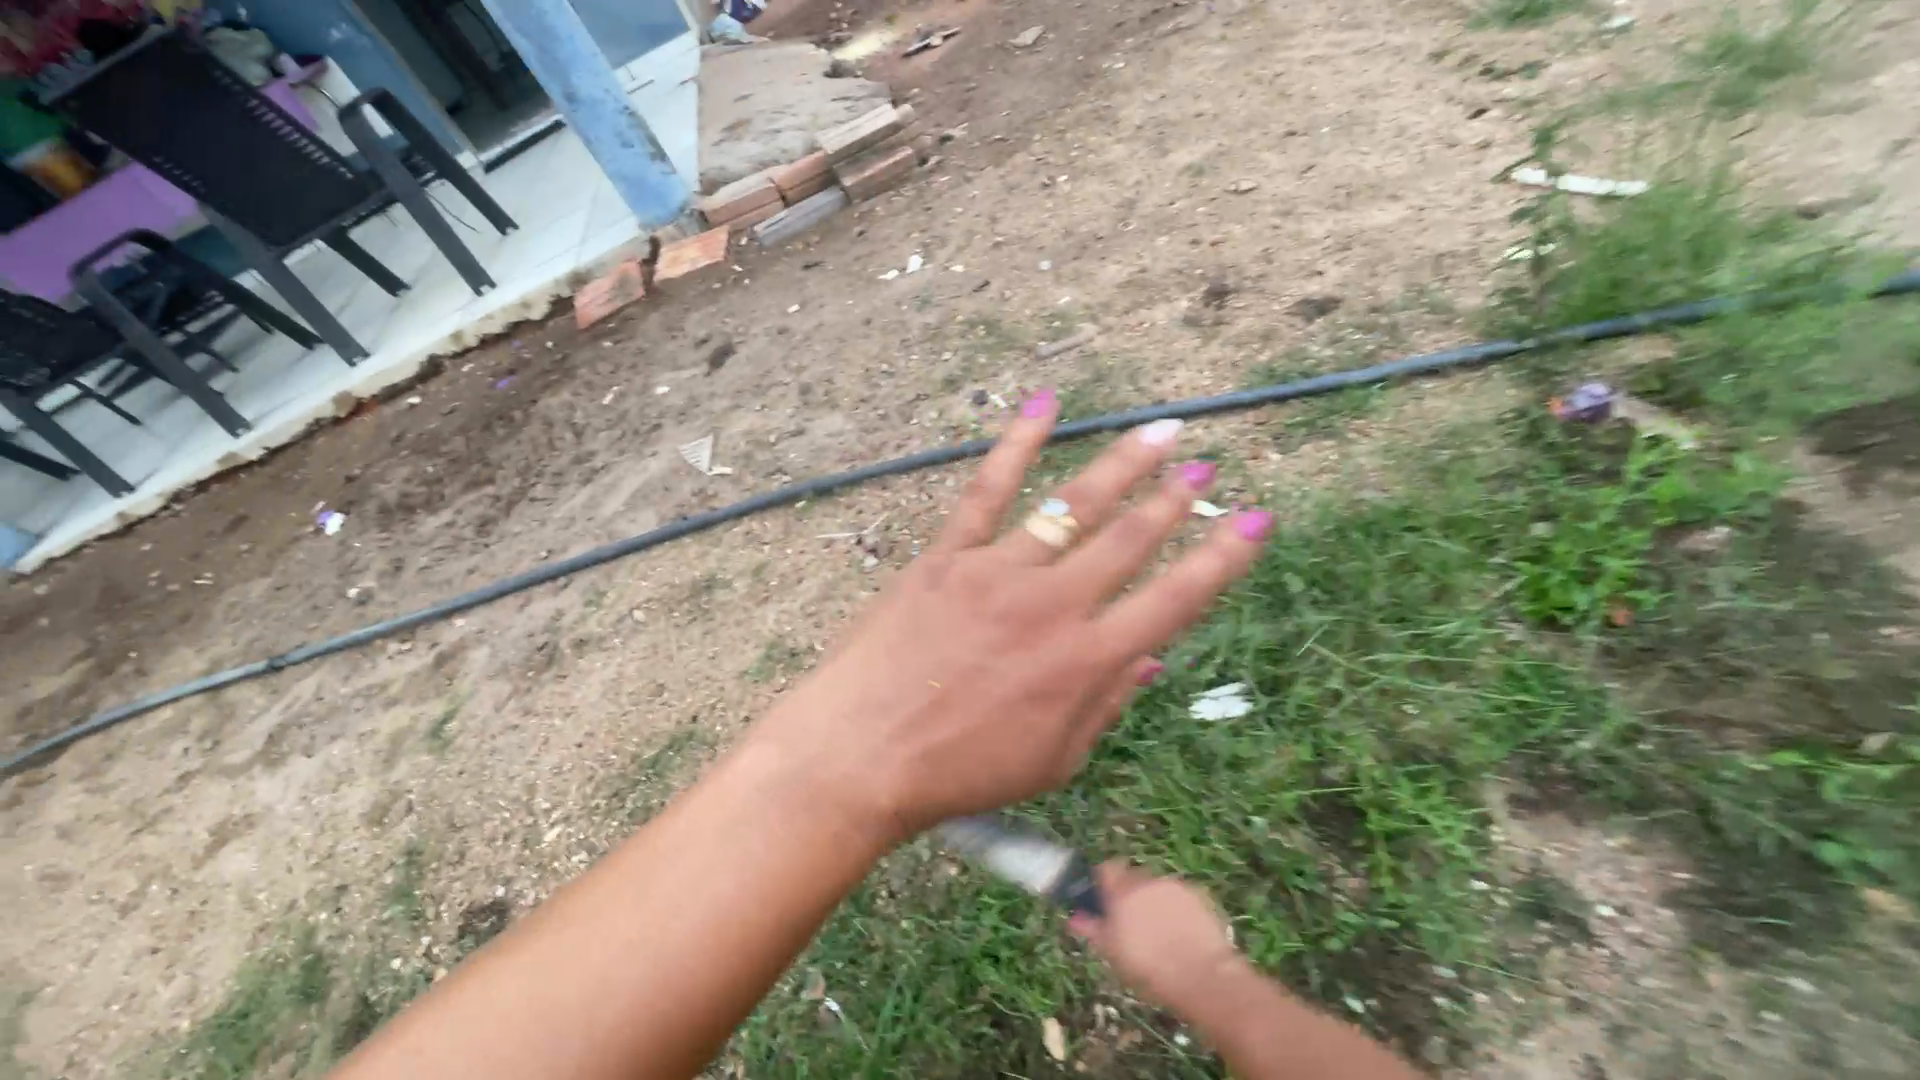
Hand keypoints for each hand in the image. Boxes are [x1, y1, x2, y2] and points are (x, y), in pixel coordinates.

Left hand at [745, 389, 1270, 841]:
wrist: (862, 755)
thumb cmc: (961, 772)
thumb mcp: (1052, 759)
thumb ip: (1106, 702)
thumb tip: (1150, 655)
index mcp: (1087, 661)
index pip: (1174, 599)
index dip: (1222, 558)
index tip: (1256, 520)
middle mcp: (1054, 606)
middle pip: (1130, 540)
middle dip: (1175, 499)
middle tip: (1205, 463)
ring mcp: (999, 572)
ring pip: (1074, 506)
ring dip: (1123, 466)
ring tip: (1159, 431)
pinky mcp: (948, 556)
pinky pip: (987, 491)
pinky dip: (1017, 443)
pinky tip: (1045, 404)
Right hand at [1070, 862, 1246, 1006]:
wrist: (1203, 977)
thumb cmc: (1149, 969)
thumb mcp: (1113, 954)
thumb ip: (1092, 929)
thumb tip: (1074, 918)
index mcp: (1122, 892)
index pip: (1106, 869)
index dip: (1104, 880)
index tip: (1104, 898)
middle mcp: (1147, 881)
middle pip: (1133, 876)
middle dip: (1130, 891)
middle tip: (1132, 920)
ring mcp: (1175, 886)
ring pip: (1158, 885)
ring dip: (1155, 899)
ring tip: (1161, 929)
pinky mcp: (1200, 895)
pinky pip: (1181, 894)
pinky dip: (1178, 906)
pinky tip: (1182, 931)